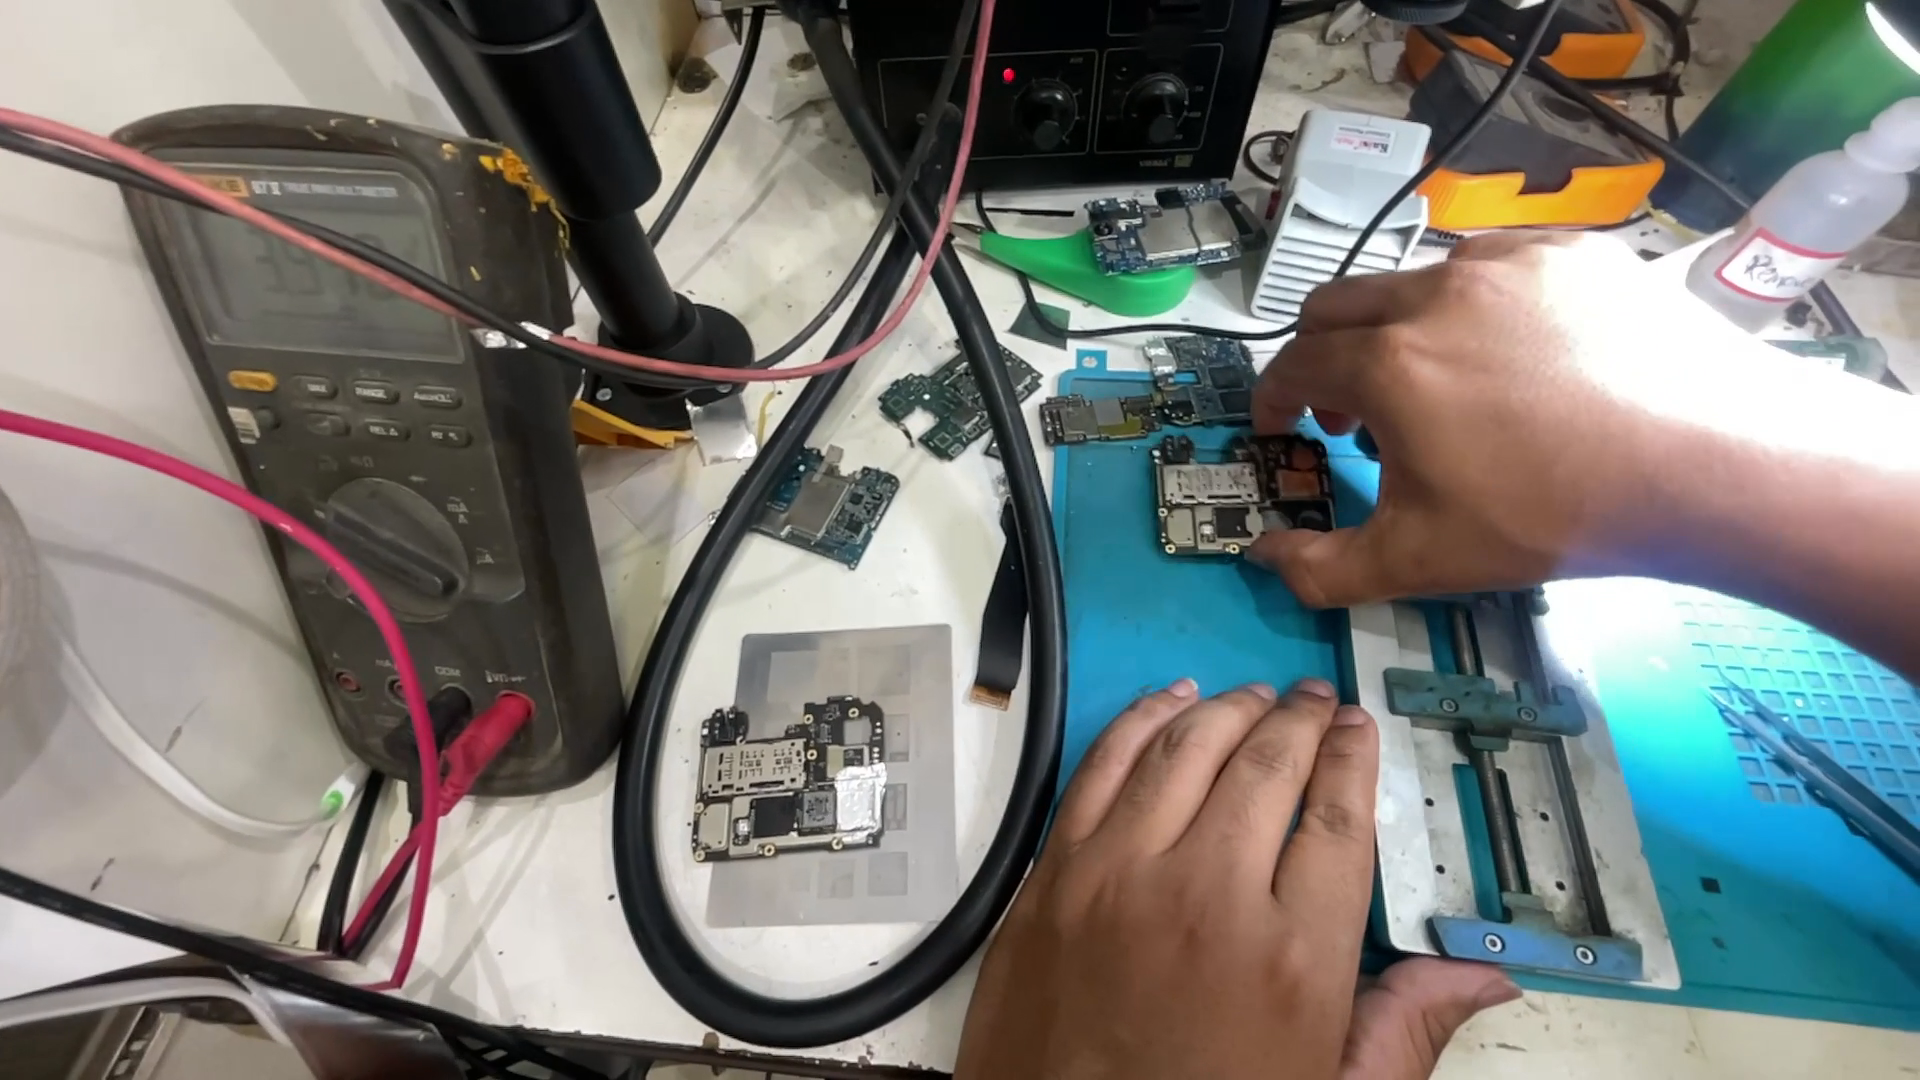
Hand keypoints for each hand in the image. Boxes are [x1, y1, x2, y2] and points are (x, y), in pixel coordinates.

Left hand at [953, 678, 1517, 1079]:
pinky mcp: (1057, 861)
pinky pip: (1102, 763)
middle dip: (1298, 721)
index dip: (1351, 761)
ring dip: (1226, 709)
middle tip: (1313, 698)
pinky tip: (1170, 698)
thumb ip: (1402, 1030)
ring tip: (1255, 693)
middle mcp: (1206, 889)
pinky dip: (1140, 718)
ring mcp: (1120, 866)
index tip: (1356, 725)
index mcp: (1290, 958)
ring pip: (1185, 749)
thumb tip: (1487, 973)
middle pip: (1264, 768)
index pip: (1336, 821)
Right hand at [1245, 232, 1783, 607]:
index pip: (1292, 364)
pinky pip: (1483, 264)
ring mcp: (1507, 263)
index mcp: (1386, 363)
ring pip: (1404, 282)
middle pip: (1331, 307)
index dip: (1272, 399)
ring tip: (1431, 384)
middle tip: (1346, 412)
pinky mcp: (1571, 254)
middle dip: (1317, 359)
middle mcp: (1433, 293)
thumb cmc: (1548, 516)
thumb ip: (1316, 570)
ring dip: (1387, 332)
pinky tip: (1498, 352)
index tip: (1279, 426)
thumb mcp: (1414, 561)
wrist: (1723, 470)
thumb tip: (1257, 555)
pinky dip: (1461, 306)